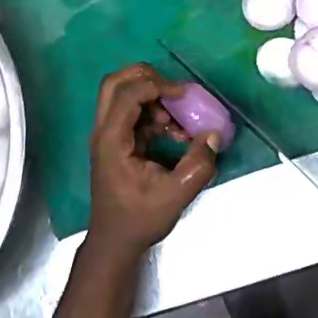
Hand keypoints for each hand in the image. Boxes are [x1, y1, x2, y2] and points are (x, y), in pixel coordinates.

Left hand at [85, 63, 219, 259]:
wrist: (115, 240)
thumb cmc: (139, 218)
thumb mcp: (175, 195)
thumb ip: (197, 165)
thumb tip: (213, 136)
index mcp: (111, 139)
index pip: (126, 95)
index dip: (156, 86)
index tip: (183, 95)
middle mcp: (104, 131)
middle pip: (114, 84)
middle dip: (145, 77)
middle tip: (175, 89)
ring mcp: (108, 135)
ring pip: (121, 96)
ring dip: (151, 98)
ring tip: (179, 119)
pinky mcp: (117, 142)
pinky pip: (132, 114)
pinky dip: (153, 114)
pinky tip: (176, 133)